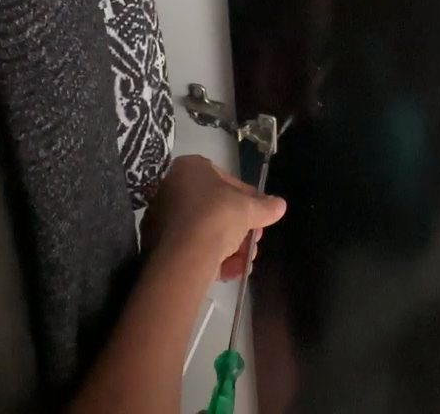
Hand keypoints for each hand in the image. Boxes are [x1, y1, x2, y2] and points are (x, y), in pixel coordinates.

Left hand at [142, 155, 286, 281]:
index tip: (259, 215)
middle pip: (215, 207)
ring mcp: (162, 217)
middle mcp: (171, 187)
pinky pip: (192, 247)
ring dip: (230, 246)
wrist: (185, 255)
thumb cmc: (217, 216)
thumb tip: (281, 205)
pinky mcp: (158, 245)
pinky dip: (212, 257)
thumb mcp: (248, 209)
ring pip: (205, 230)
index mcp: (190, 167)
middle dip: (239, 227)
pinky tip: (231, 271)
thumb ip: (264, 207)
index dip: (247, 198)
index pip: (225, 180)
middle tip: (254, 242)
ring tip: (246, 262)